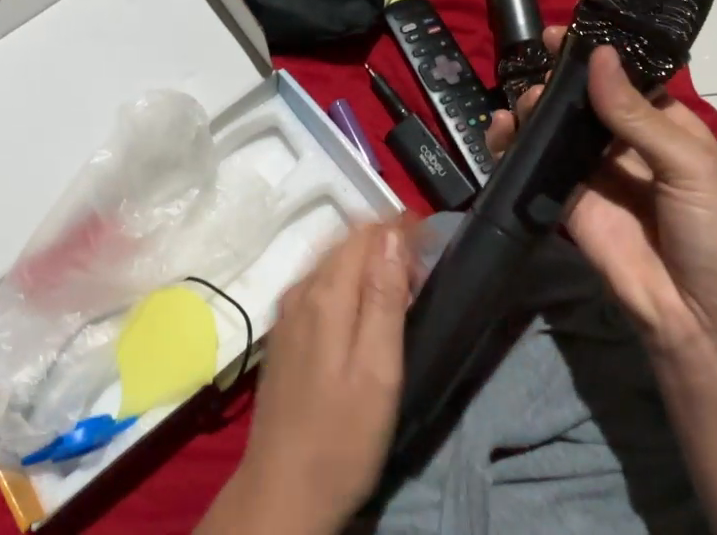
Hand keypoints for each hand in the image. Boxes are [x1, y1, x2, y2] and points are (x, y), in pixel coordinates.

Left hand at [197, 222, 412, 534]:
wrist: (282, 489)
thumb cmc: (343, 436)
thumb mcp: (379, 369)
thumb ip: (385, 298)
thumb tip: (392, 235)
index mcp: (325, 295)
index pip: (364, 233)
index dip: (399, 228)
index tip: (433, 240)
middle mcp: (299, 291)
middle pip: (345, 244)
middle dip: (385, 243)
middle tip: (424, 272)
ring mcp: (286, 313)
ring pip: (331, 264)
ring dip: (368, 263)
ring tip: (404, 290)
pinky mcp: (283, 334)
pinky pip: (319, 286)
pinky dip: (348, 283)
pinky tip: (366, 311)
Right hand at [484, 29, 716, 351]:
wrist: (703, 322)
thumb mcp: (690, 168)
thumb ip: (636, 115)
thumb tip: (598, 57)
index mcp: (668, 129)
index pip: (626, 80)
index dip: (596, 55)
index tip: (560, 33)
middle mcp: (628, 147)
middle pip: (584, 102)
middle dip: (557, 80)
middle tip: (535, 69)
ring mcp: (594, 177)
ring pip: (556, 132)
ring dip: (534, 111)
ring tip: (520, 104)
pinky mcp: (566, 206)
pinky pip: (536, 170)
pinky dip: (513, 148)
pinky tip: (499, 131)